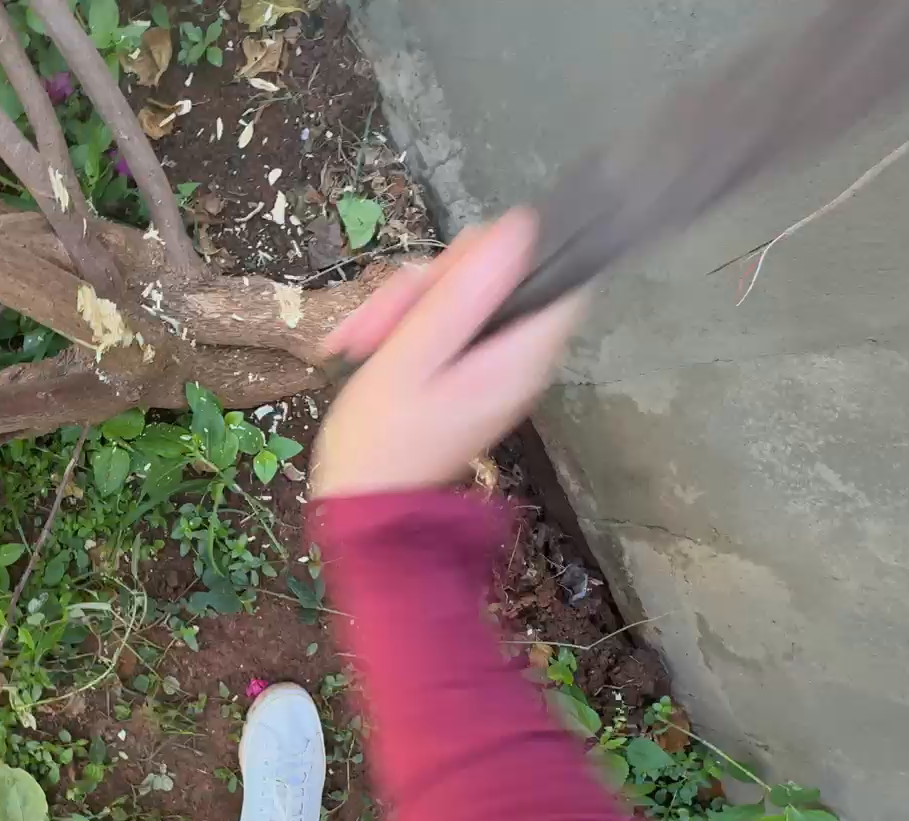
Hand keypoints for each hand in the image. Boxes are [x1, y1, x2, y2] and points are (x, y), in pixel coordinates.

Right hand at [311, 209, 584, 498]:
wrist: (364, 506)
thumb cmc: (378, 440)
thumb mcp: (407, 360)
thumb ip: (460, 294)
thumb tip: (518, 227)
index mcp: (519, 356)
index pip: (550, 271)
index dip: (498, 253)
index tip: (441, 271)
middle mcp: (520, 360)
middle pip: (496, 282)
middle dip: (430, 285)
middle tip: (377, 319)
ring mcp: (494, 371)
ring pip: (462, 303)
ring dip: (405, 309)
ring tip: (358, 341)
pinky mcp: (468, 379)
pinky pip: (448, 332)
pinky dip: (407, 333)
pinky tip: (366, 348)